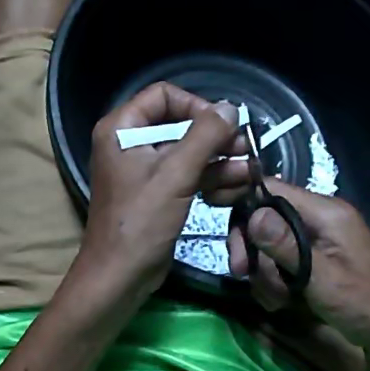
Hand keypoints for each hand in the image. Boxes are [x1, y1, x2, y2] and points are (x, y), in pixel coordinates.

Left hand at [78, 82, 247, 298]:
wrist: (120, 274)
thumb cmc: (141, 221)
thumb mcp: (176, 174)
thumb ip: (205, 136)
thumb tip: (230, 108)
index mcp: (121, 129)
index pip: (164, 96)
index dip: (196, 106)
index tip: (222, 128)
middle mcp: (129, 143)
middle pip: (180, 124)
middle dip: (215, 138)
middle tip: (246, 149)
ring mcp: (143, 170)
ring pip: (188, 152)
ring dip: (219, 160)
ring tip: (250, 171)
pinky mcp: (156, 194)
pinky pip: (186, 175)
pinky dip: (209, 178)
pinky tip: (237, 186)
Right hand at [227, 179, 369, 363]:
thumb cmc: (363, 302)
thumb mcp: (320, 276)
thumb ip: (285, 245)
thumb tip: (252, 213)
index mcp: (325, 212)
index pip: (271, 189)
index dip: (245, 209)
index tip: (235, 246)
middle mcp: (318, 219)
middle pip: (264, 219)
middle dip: (252, 251)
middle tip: (243, 276)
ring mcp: (316, 239)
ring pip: (268, 245)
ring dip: (263, 273)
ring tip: (277, 299)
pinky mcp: (313, 258)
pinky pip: (280, 261)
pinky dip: (274, 281)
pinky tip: (281, 302)